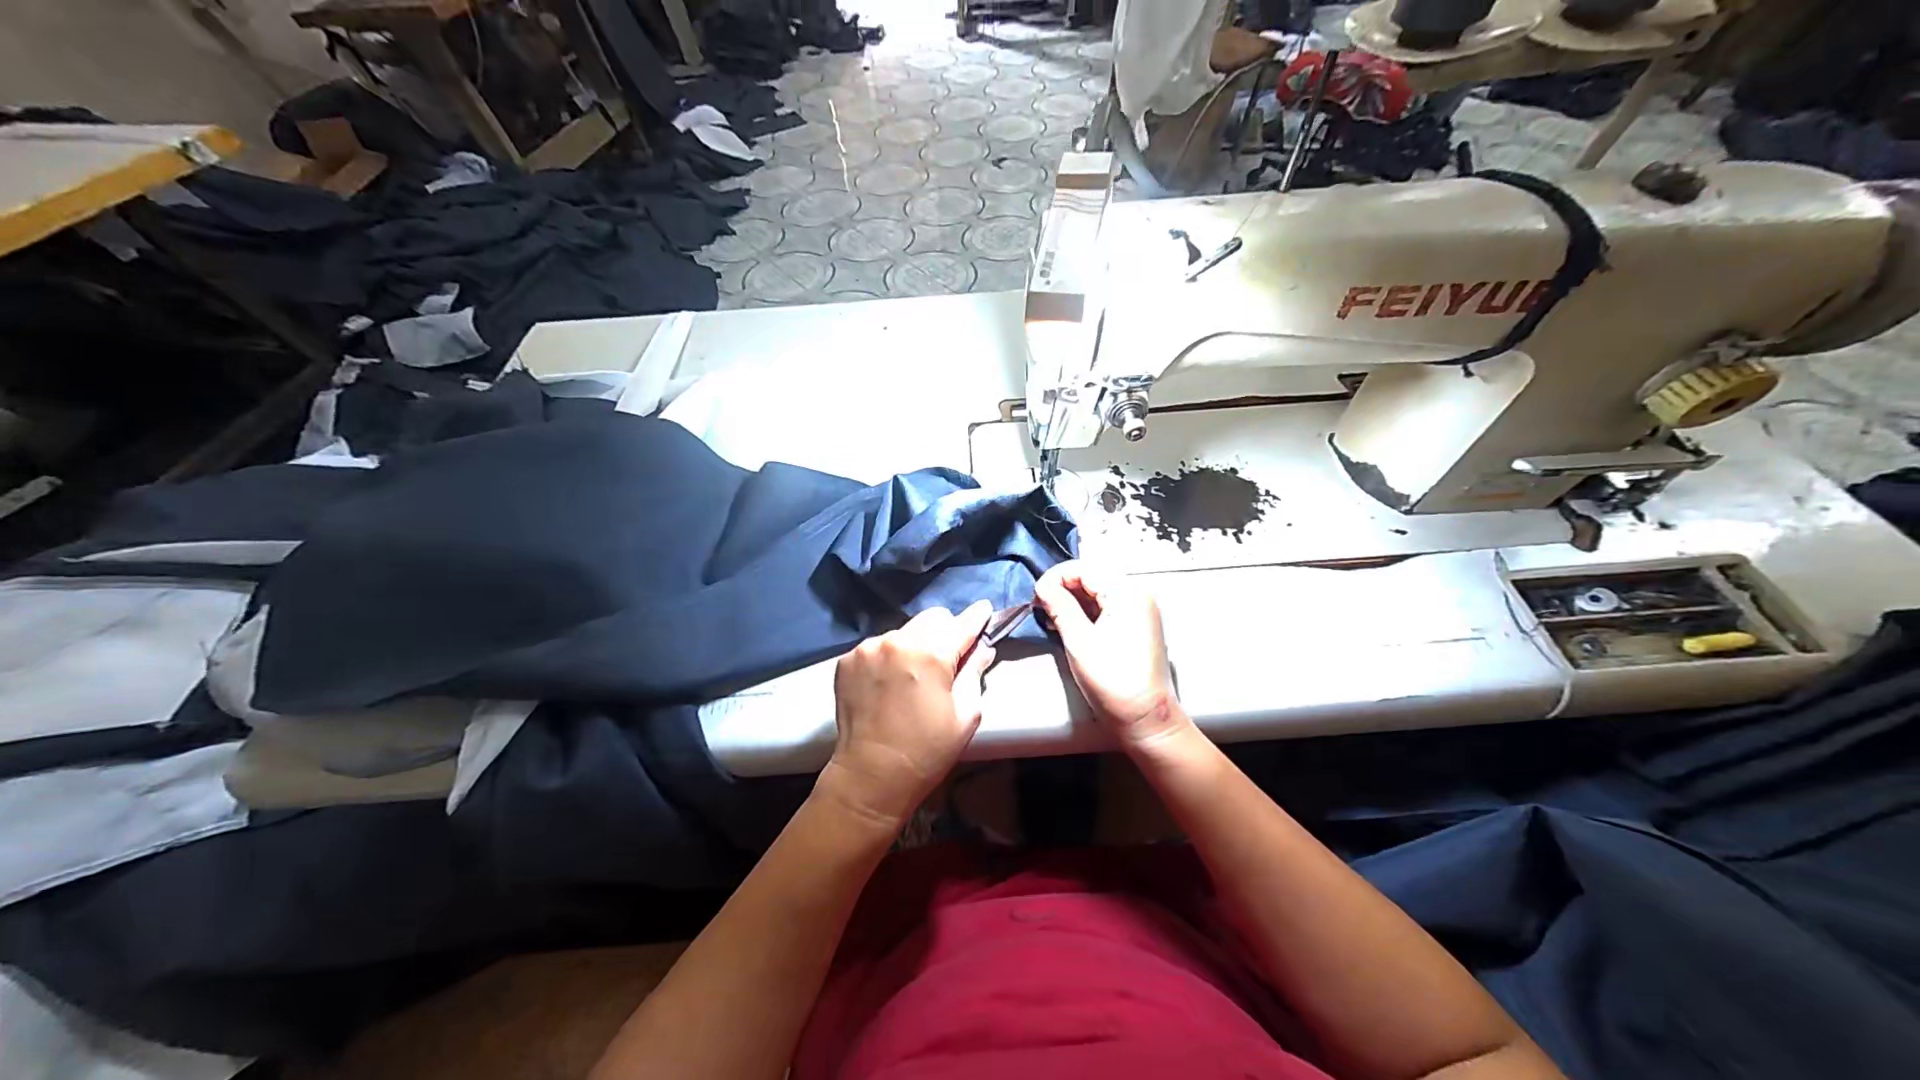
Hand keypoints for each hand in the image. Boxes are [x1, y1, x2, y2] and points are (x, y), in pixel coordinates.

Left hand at [817, 602, 994, 830]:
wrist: (871, 776)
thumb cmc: (926, 751)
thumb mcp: (965, 716)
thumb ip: (975, 673)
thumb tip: (982, 649)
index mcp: (930, 655)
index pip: (961, 624)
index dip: (977, 617)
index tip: (985, 610)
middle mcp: (897, 641)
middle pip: (932, 619)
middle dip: (945, 632)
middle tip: (949, 657)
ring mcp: (868, 649)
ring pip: (904, 630)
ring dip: (916, 644)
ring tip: (915, 674)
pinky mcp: (848, 660)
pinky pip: (878, 645)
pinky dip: (890, 656)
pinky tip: (890, 682)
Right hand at [1034, 561, 1190, 750]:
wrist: (1147, 719)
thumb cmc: (1114, 682)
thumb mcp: (1078, 641)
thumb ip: (1059, 607)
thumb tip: (1043, 587)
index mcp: (1127, 592)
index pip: (1083, 568)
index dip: (1055, 578)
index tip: (1036, 596)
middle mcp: (1138, 594)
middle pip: (1092, 577)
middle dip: (1063, 588)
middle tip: (1041, 608)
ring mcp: (1141, 610)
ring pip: (1099, 592)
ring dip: (1073, 601)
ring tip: (1052, 619)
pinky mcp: (1138, 626)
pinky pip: (1108, 607)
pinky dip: (1087, 612)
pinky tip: (1070, 627)